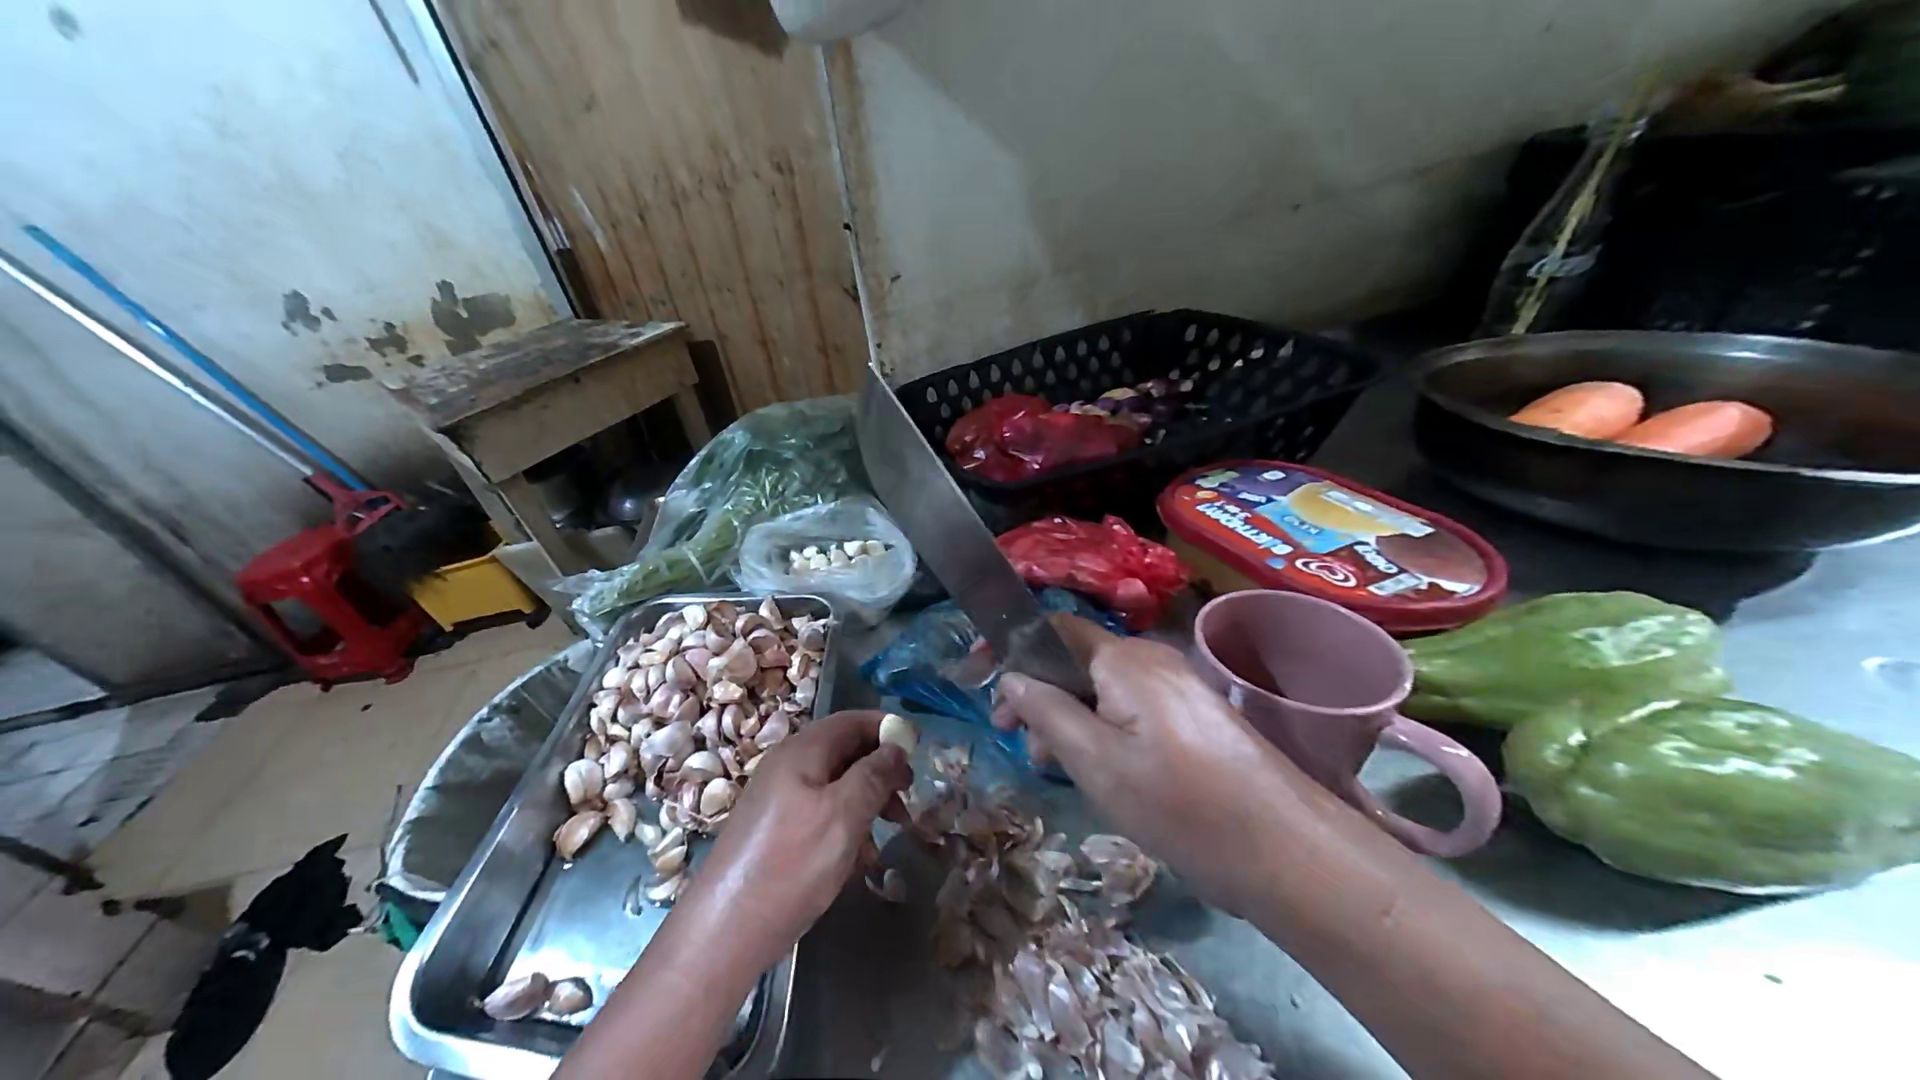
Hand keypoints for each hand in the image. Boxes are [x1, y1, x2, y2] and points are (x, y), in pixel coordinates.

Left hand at [673, 710, 910, 967]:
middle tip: (909, 797)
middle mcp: (788, 766)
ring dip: (868, 802)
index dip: (887, 728)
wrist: (724, 933)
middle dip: (881, 770)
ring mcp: (779, 799)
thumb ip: (874, 775)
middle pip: (846, 751)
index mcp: (802, 751)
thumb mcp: (843, 815)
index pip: (852, 720)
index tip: (919, 750)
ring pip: (836, 785)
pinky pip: (821, 813)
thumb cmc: (790, 865)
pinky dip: (846, 826)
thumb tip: (896, 747)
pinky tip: (861, 861)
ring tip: (892, 832)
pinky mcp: (776, 831)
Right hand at [992, 616, 1331, 912]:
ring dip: (1069, 718)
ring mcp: (1177, 687)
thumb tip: (1012, 676)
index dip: (1010, 647)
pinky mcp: (1193, 716)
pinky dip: (1102, 730)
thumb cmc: (1179, 804)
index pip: (1052, 629)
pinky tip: (1099, 770)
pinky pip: (1131, 709)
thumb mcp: (1095, 761)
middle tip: (1015, 740)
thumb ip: (1046, 710)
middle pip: (1077, 662)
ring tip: (1052, 765)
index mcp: (1124, 659)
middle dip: (1039, 694)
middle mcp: (1152, 659)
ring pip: (1103, 689)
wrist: (1285, 850)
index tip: (976, 678)